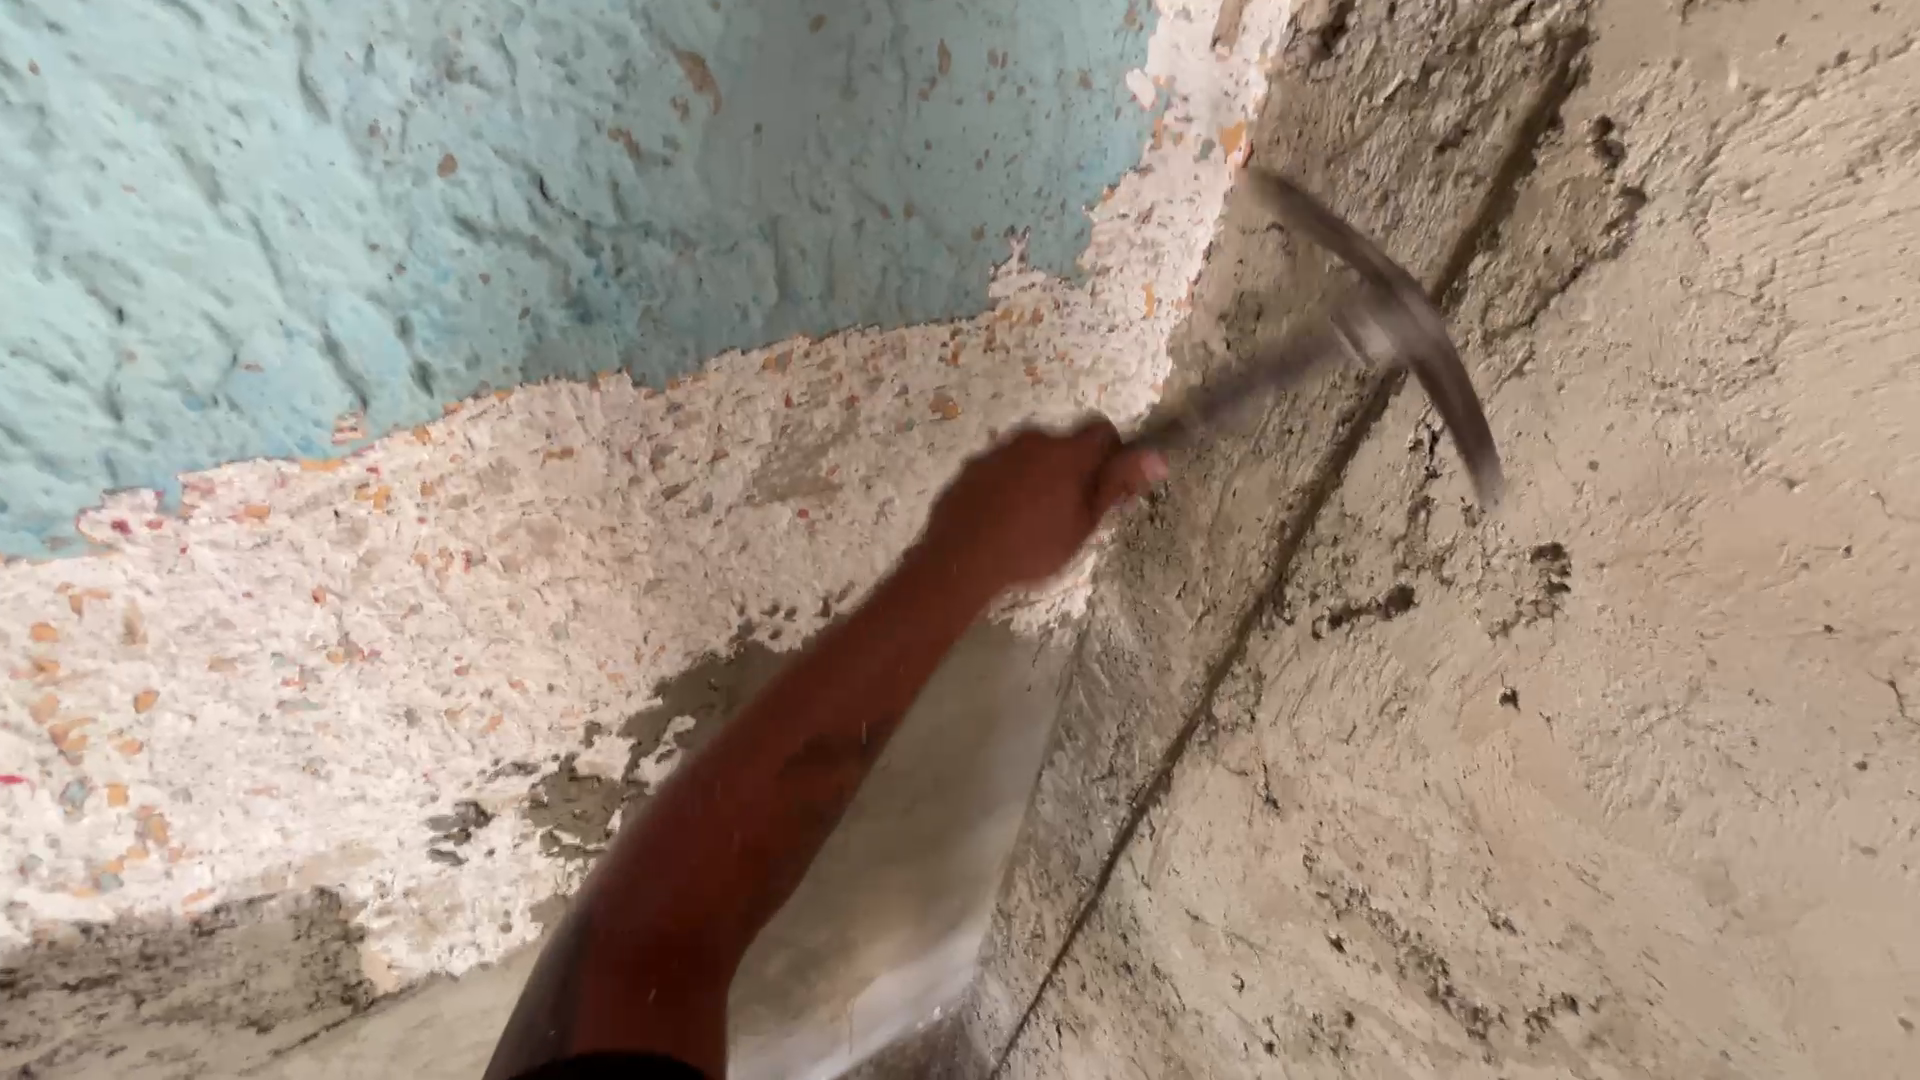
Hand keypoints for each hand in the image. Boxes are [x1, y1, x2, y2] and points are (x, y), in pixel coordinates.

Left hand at [914, 418, 1168, 599]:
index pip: (1103, 430)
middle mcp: (1032, 440)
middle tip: (1067, 513)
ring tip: (1030, 521)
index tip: (1104, 486)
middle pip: (1064, 445)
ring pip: (1030, 457)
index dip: (1111, 454)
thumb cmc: (1032, 547)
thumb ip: (1117, 485)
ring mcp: (996, 451)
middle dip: (1071, 470)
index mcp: (1066, 452)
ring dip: (1037, 477)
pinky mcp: (971, 467)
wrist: (960, 558)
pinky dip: (1007, 486)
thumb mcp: (1084, 524)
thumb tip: (1157, 457)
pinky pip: (1000, 469)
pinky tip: (1001, 519)